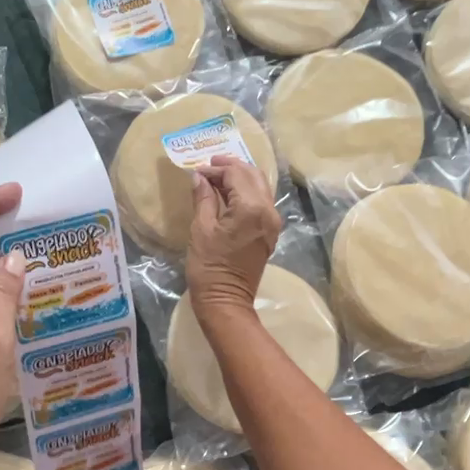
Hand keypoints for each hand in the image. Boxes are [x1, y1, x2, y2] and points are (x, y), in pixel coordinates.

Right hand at [187, 155, 281, 319]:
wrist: (226, 301)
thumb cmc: (209, 266)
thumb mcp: (201, 229)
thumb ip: (203, 198)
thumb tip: (199, 177)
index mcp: (252, 209)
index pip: (235, 175)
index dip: (215, 170)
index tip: (196, 172)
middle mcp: (268, 211)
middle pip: (253, 175)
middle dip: (231, 168)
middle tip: (209, 168)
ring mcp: (273, 222)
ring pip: (260, 187)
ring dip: (240, 178)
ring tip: (216, 179)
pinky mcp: (270, 232)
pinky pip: (261, 201)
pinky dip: (246, 192)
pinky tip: (228, 195)